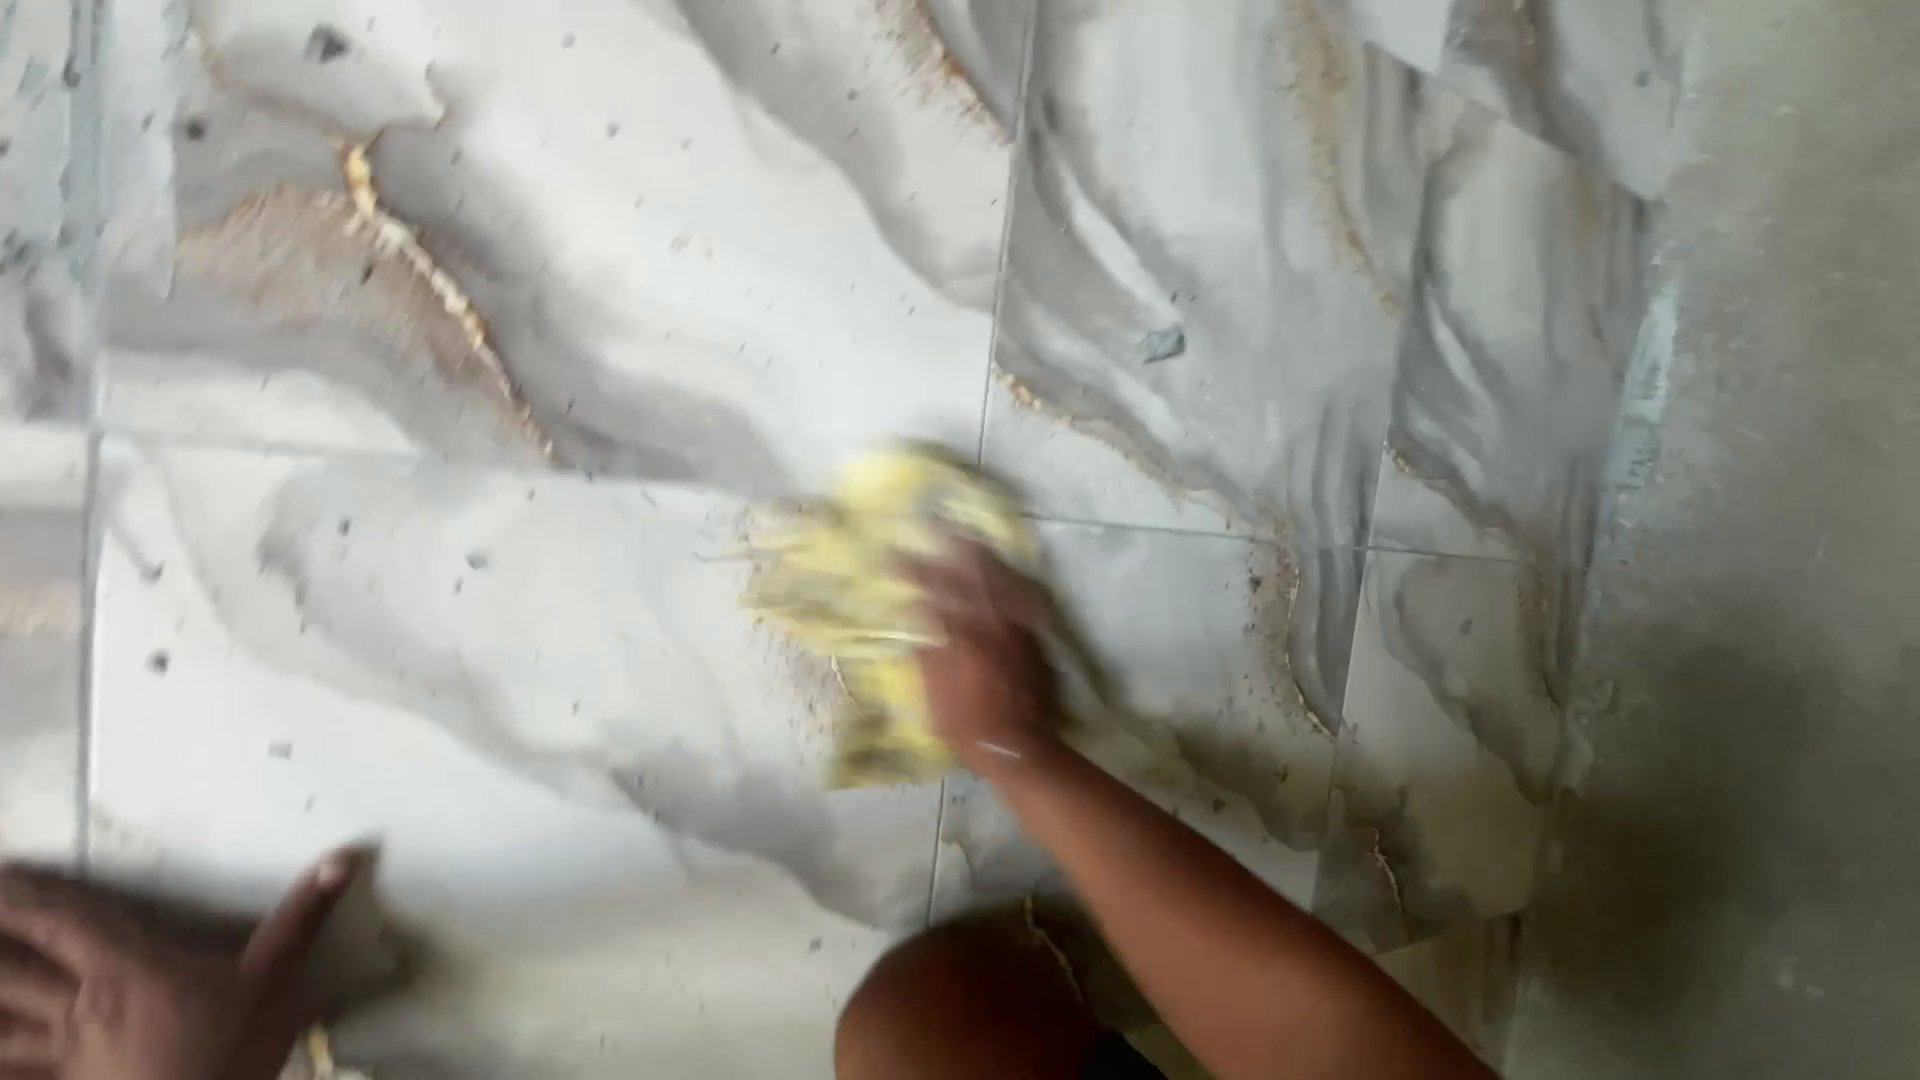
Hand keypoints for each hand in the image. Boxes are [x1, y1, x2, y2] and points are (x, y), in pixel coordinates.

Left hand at [0, 849, 360, 1079]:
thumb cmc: (235, 1046)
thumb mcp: (278, 975)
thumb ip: (301, 916)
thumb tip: (343, 855)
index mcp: (128, 973)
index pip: (66, 926)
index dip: (28, 898)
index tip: (3, 871)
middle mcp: (78, 1008)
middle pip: (9, 971)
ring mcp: (56, 1056)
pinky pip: (6, 1068)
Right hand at [905, 540, 1065, 777]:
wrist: (1021, 747)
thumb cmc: (970, 729)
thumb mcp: (935, 698)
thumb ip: (927, 655)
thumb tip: (918, 619)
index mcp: (963, 638)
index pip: (934, 594)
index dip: (913, 573)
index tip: (893, 557)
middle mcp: (993, 625)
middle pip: (972, 576)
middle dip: (952, 548)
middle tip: (938, 525)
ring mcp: (1018, 628)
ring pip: (1002, 581)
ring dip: (983, 556)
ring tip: (971, 537)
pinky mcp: (1035, 637)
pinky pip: (1024, 597)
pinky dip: (1011, 579)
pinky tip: (1005, 570)